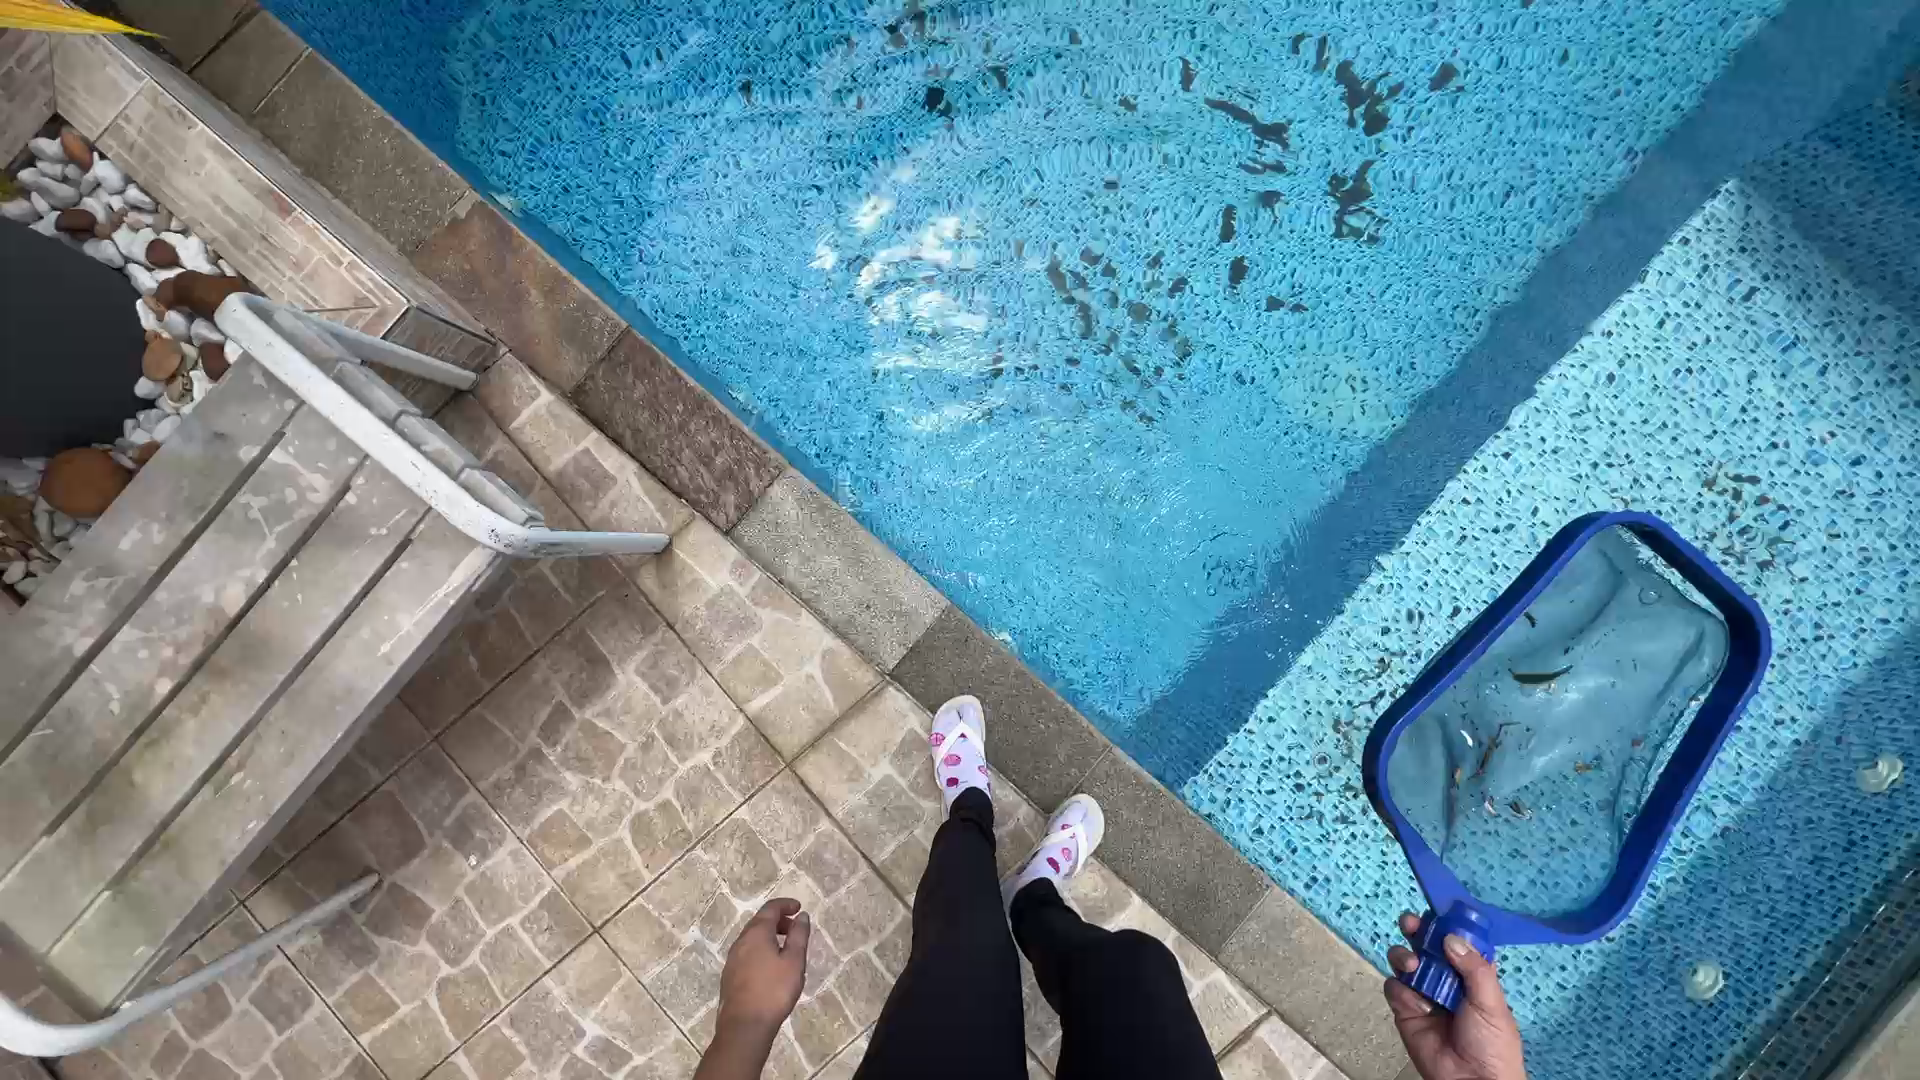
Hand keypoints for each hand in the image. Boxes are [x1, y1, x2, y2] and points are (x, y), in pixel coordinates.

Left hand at [716, 898, 811, 1039]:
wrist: (744, 1028)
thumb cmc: (773, 991)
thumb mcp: (794, 961)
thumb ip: (799, 935)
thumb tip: (801, 916)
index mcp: (756, 933)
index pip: (771, 908)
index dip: (786, 905)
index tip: (799, 908)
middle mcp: (741, 942)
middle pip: (760, 921)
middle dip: (778, 920)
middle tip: (795, 929)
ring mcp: (732, 960)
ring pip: (752, 938)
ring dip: (769, 935)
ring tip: (785, 948)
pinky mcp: (729, 977)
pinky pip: (747, 953)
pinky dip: (761, 949)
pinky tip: (770, 967)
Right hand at [1384, 912, 1527, 1079]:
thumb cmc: (1492, 1044)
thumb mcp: (1492, 1005)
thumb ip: (1474, 969)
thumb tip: (1449, 937)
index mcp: (1471, 976)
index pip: (1457, 942)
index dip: (1447, 926)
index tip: (1437, 913)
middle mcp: (1445, 979)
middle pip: (1425, 944)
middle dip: (1415, 930)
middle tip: (1410, 924)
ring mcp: (1422, 991)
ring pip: (1404, 958)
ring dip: (1404, 956)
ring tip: (1412, 966)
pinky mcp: (1404, 1007)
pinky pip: (1394, 987)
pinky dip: (1401, 990)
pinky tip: (1416, 1003)